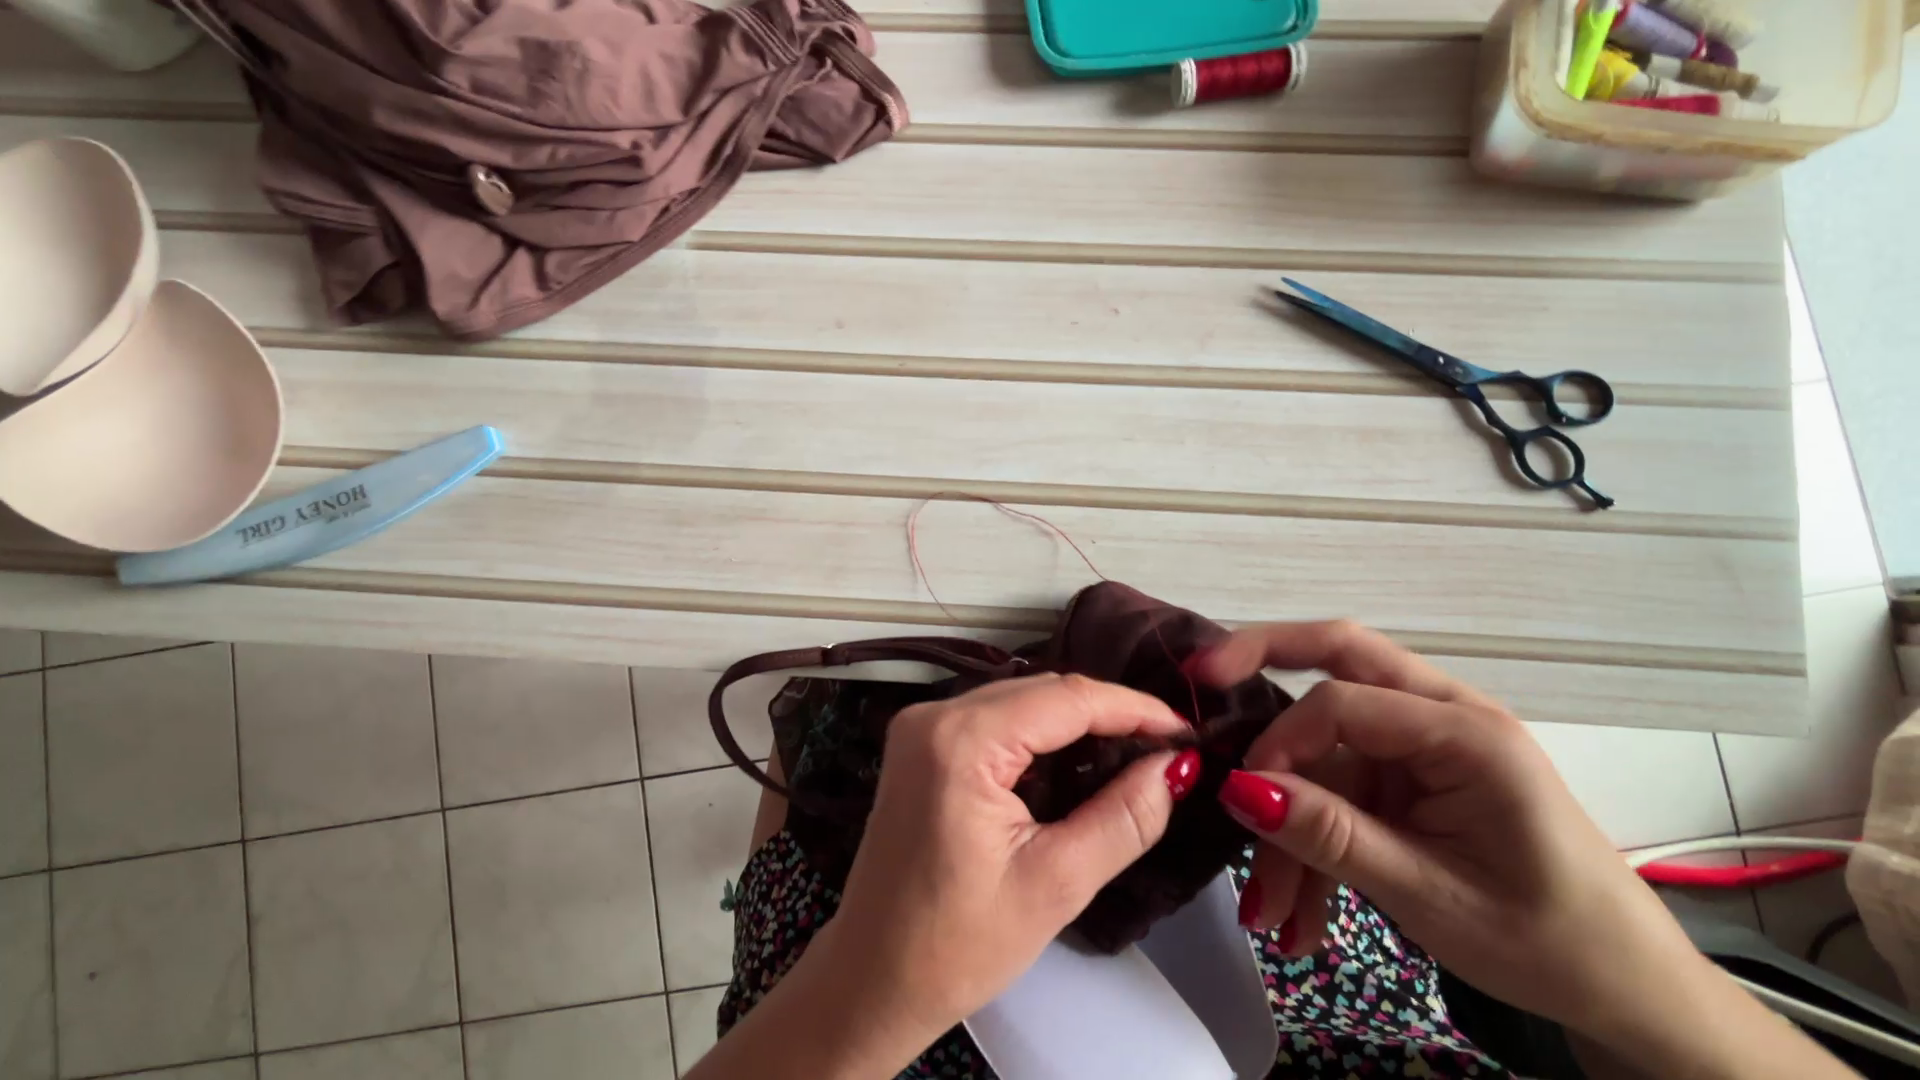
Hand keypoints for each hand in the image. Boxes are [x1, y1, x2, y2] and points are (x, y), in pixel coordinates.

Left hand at [819, 673, 1196, 1042]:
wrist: (873, 977)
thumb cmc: (959, 943)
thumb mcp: (1056, 883)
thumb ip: (1124, 817)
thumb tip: (1176, 765)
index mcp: (960, 740)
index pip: (1066, 697)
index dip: (1134, 708)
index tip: (1186, 730)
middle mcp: (934, 715)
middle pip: (1042, 692)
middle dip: (1108, 714)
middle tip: (1167, 748)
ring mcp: (921, 727)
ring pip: (1021, 701)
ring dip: (1077, 723)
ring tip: (1135, 755)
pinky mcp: (921, 746)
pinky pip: (996, 720)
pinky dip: (1041, 736)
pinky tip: (1078, 763)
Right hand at [1190, 622, 1733, 1051]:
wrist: (1629, 992)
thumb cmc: (1548, 941)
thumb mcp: (1428, 895)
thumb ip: (1329, 835)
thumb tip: (1235, 788)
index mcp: (1466, 732)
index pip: (1341, 699)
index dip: (1279, 743)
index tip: (1240, 802)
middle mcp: (1445, 718)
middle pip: (1339, 658)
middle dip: (1263, 661)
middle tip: (1198, 672)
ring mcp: (1427, 748)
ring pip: (1328, 752)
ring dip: (1288, 822)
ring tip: (1268, 915)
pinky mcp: (1414, 781)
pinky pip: (1343, 792)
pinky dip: (1314, 846)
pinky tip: (1300, 917)